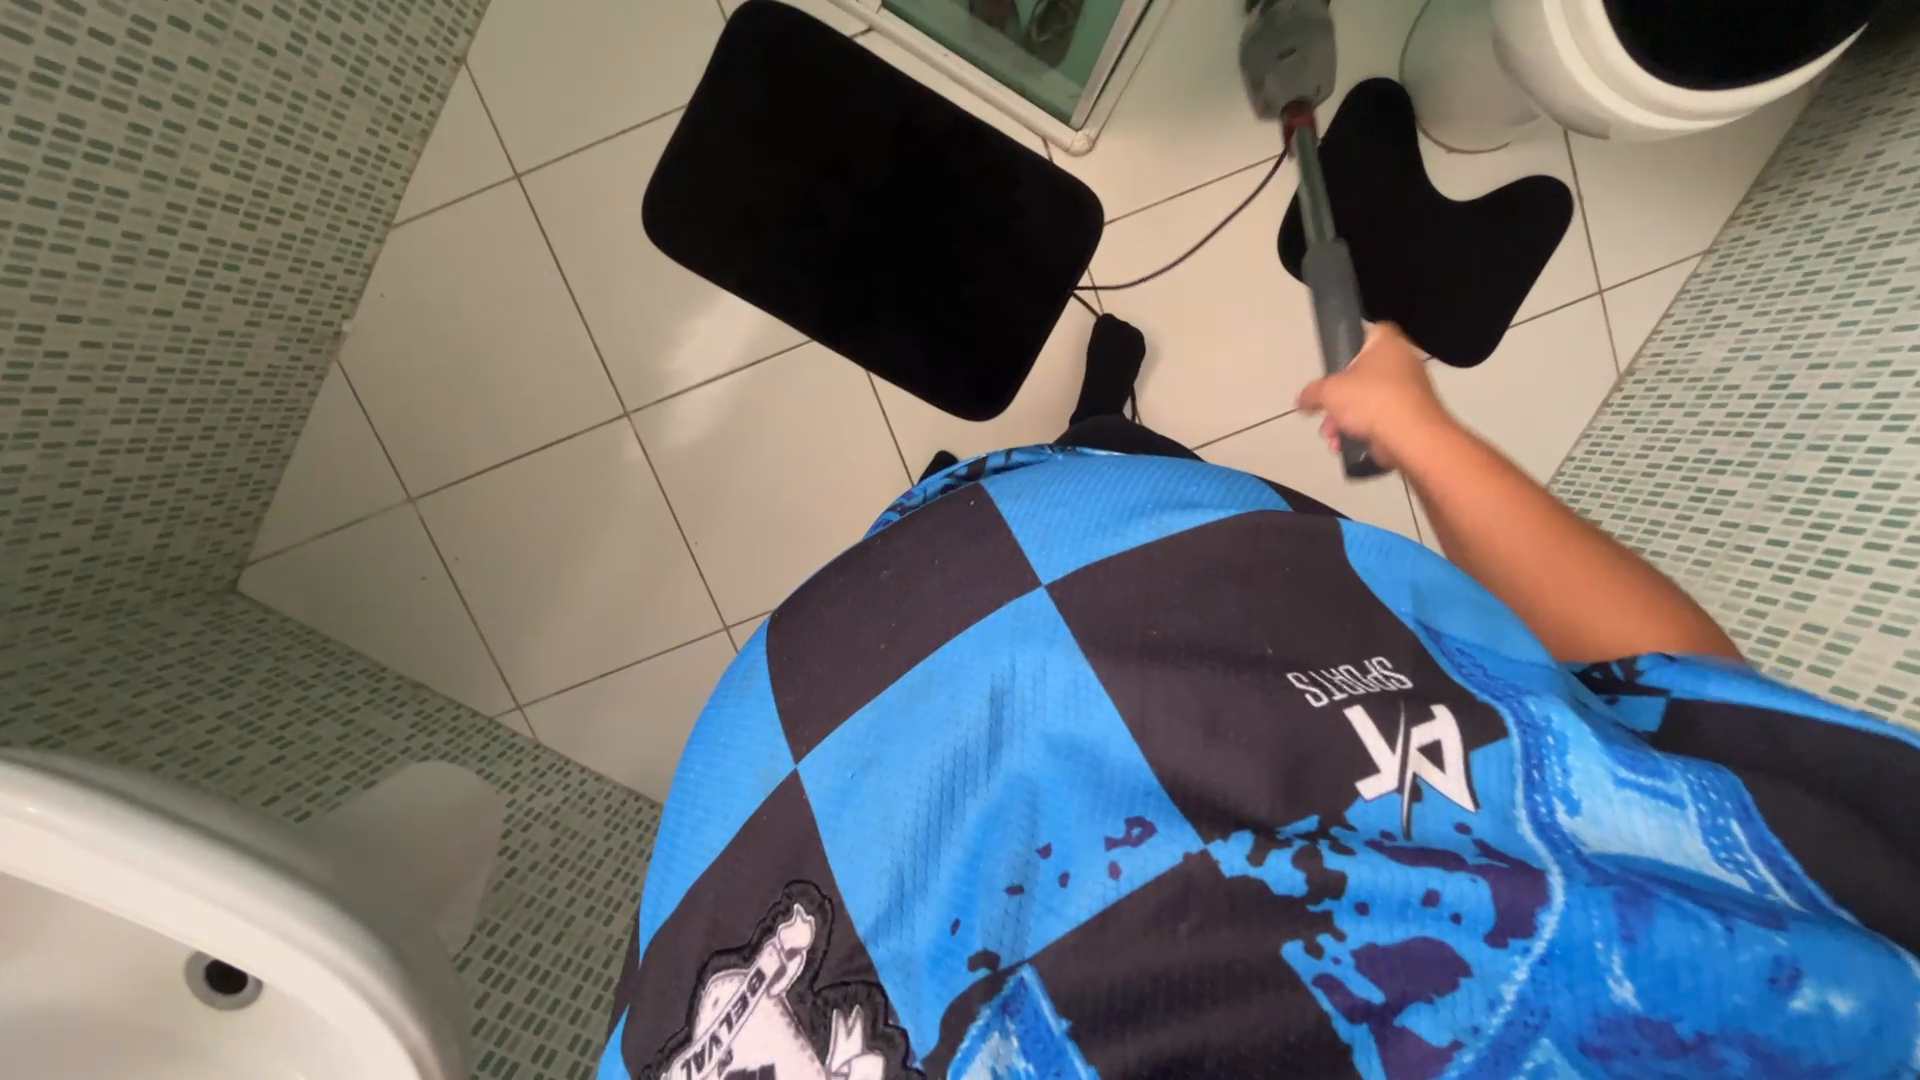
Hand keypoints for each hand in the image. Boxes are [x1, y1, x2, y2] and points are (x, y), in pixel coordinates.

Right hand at [1295, 323, 1455, 469]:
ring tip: (1332, 437)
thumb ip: (1311, 393)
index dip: (1348, 345)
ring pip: (1367, 400)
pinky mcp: (1411, 414)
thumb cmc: (1370, 400)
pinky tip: (1345, 445)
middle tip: (1324, 412)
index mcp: (1386, 344)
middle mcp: (1402, 361)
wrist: (1411, 435)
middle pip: (1360, 375)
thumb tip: (1302, 399)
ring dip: (1344, 420)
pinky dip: (1361, 430)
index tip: (1332, 363)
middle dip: (1337, 398)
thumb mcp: (1328, 392)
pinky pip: (1379, 418)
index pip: (1368, 332)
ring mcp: (1409, 389)